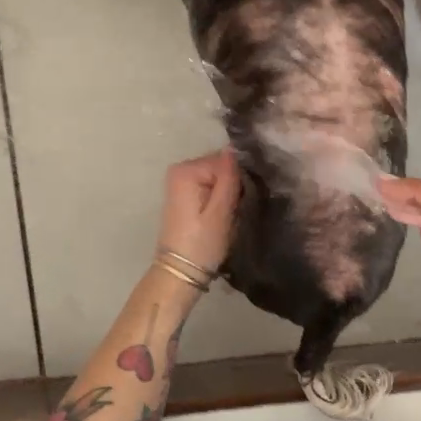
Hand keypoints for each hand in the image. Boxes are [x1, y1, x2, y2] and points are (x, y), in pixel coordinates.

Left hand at [158, 150, 240, 276]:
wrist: (180, 271)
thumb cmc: (203, 243)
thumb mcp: (221, 211)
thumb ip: (229, 178)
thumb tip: (234, 149)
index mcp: (187, 170)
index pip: (226, 161)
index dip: (239, 180)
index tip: (241, 202)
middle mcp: (180, 169)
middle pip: (220, 168)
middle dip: (232, 187)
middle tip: (234, 211)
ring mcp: (179, 182)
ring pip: (217, 179)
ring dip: (226, 195)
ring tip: (228, 216)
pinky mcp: (183, 195)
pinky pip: (209, 188)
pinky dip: (217, 200)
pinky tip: (219, 217)